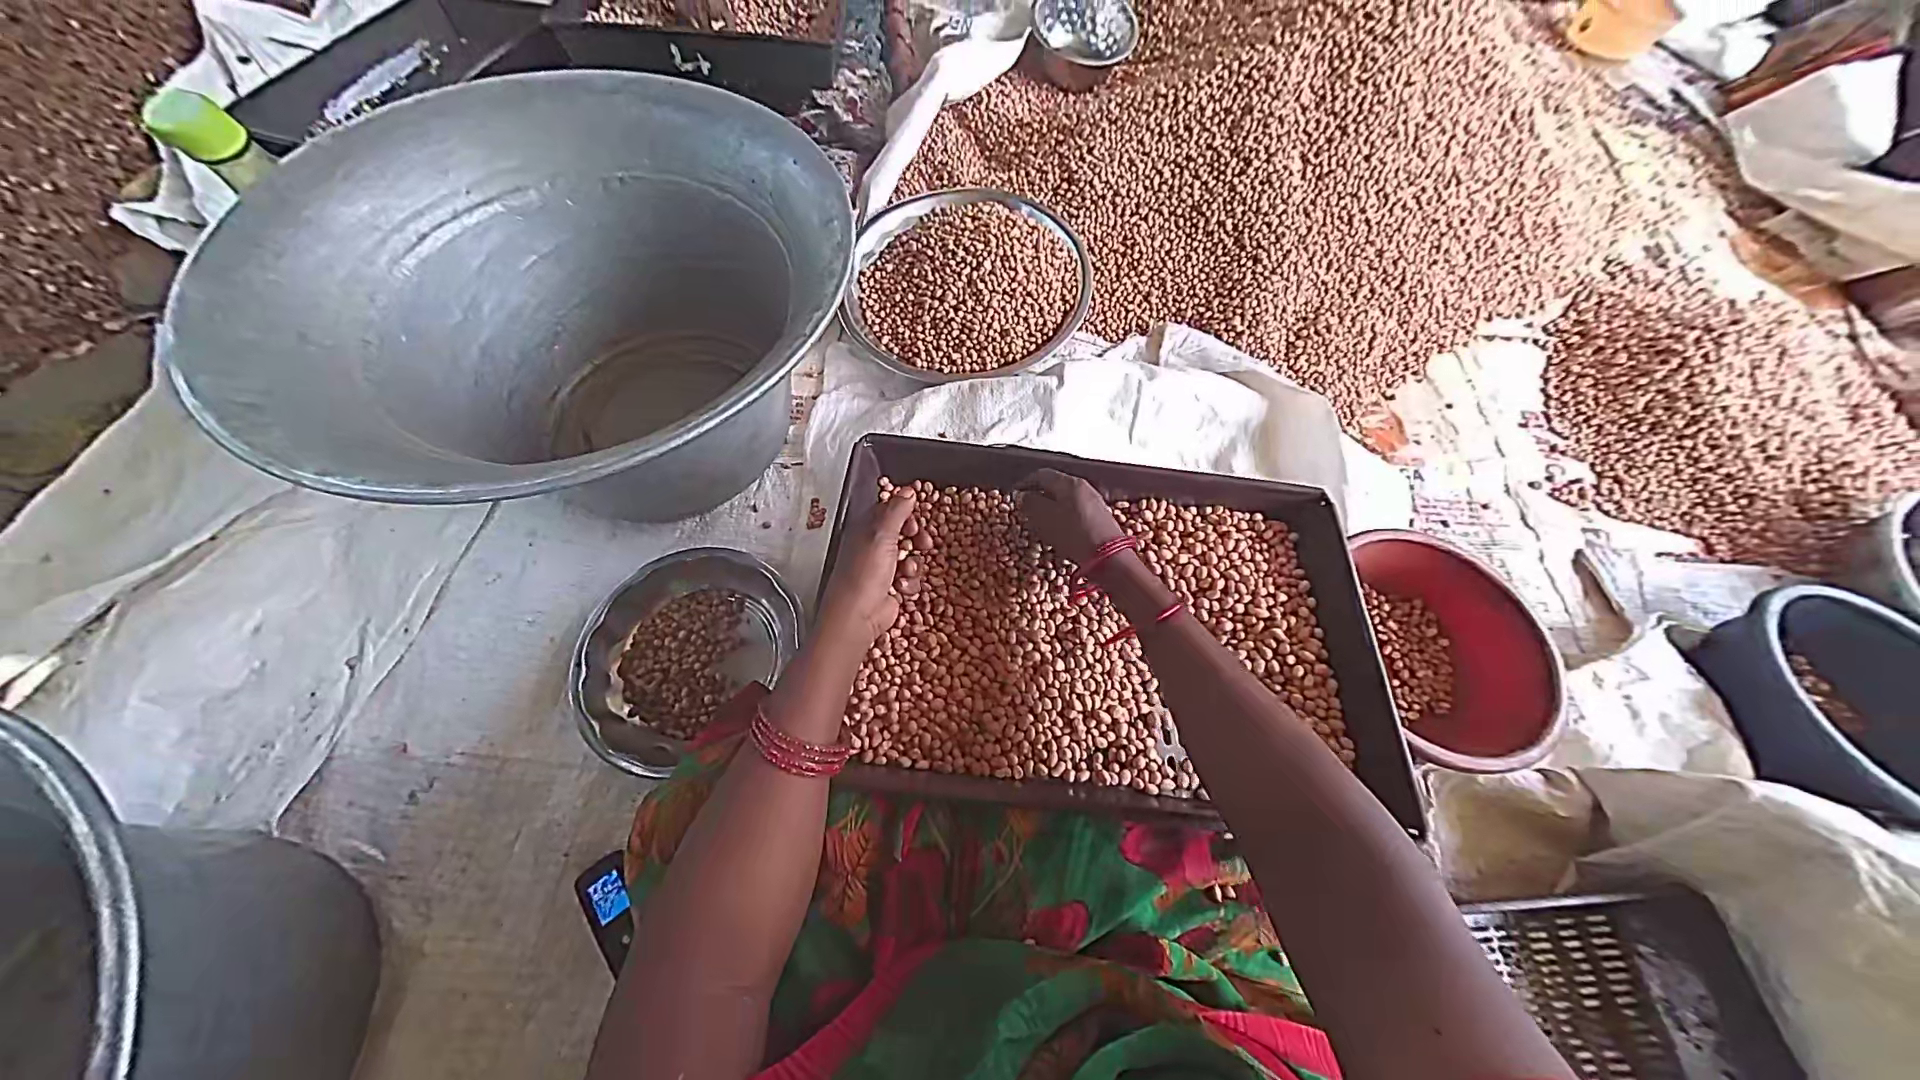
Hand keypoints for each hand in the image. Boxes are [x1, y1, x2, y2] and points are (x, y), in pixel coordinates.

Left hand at [816, 488, 918, 648]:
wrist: (859, 615)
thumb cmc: (864, 575)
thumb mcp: (882, 535)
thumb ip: (896, 510)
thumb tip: (908, 491)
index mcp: (865, 529)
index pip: (889, 511)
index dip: (905, 512)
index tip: (915, 518)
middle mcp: (872, 546)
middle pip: (903, 533)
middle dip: (916, 538)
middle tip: (922, 541)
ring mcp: (882, 568)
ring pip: (910, 556)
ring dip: (913, 563)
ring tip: (906, 569)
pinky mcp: (891, 587)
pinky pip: (910, 579)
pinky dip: (909, 583)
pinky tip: (901, 587)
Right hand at [1017, 468, 1124, 563]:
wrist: (1109, 558)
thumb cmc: (1073, 534)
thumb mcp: (1044, 518)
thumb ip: (1030, 503)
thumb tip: (1022, 496)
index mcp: (1069, 483)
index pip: (1042, 475)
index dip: (1025, 483)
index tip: (1015, 494)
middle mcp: (1084, 489)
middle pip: (1055, 487)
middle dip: (1038, 496)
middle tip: (1024, 509)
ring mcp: (1094, 504)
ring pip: (1065, 501)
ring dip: (1050, 509)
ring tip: (1038, 522)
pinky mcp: (1100, 520)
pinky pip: (1075, 513)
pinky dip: (1062, 518)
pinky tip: (1058, 532)